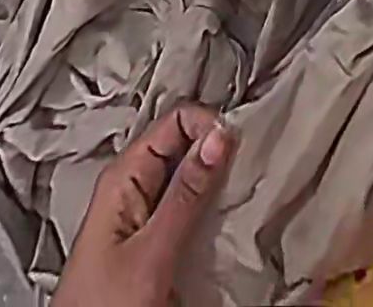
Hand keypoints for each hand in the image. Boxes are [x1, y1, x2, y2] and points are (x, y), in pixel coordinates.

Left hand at [52, 105, 233, 306]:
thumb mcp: (150, 253)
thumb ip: (186, 194)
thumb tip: (219, 135)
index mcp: (125, 174)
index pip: (175, 119)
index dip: (208, 124)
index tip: (237, 146)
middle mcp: (134, 184)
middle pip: (184, 143)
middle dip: (216, 150)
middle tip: (247, 168)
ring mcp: (144, 211)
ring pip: (189, 175)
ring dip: (217, 179)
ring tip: (243, 189)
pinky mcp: (154, 238)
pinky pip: (189, 206)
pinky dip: (211, 205)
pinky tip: (227, 216)